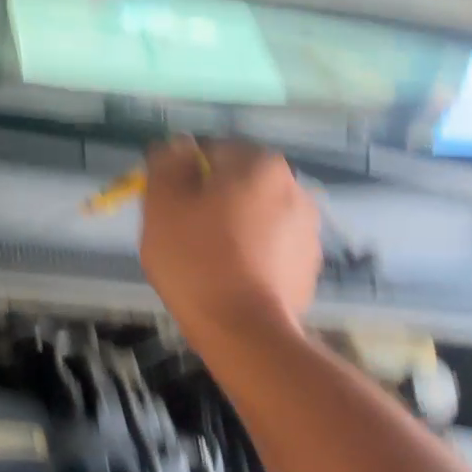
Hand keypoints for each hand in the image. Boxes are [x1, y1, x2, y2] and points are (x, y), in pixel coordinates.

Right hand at [139, 137, 320, 345]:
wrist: (242, 326)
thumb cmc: (194, 258)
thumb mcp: (162, 204)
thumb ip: (167, 163)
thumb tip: (180, 145)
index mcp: (258, 164)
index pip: (211, 150)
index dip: (183, 175)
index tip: (167, 205)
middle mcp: (293, 185)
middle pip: (236, 182)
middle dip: (210, 199)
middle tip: (181, 232)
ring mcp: (308, 226)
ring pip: (255, 213)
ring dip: (232, 225)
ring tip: (205, 259)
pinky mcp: (309, 262)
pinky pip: (270, 245)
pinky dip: (251, 252)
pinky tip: (230, 276)